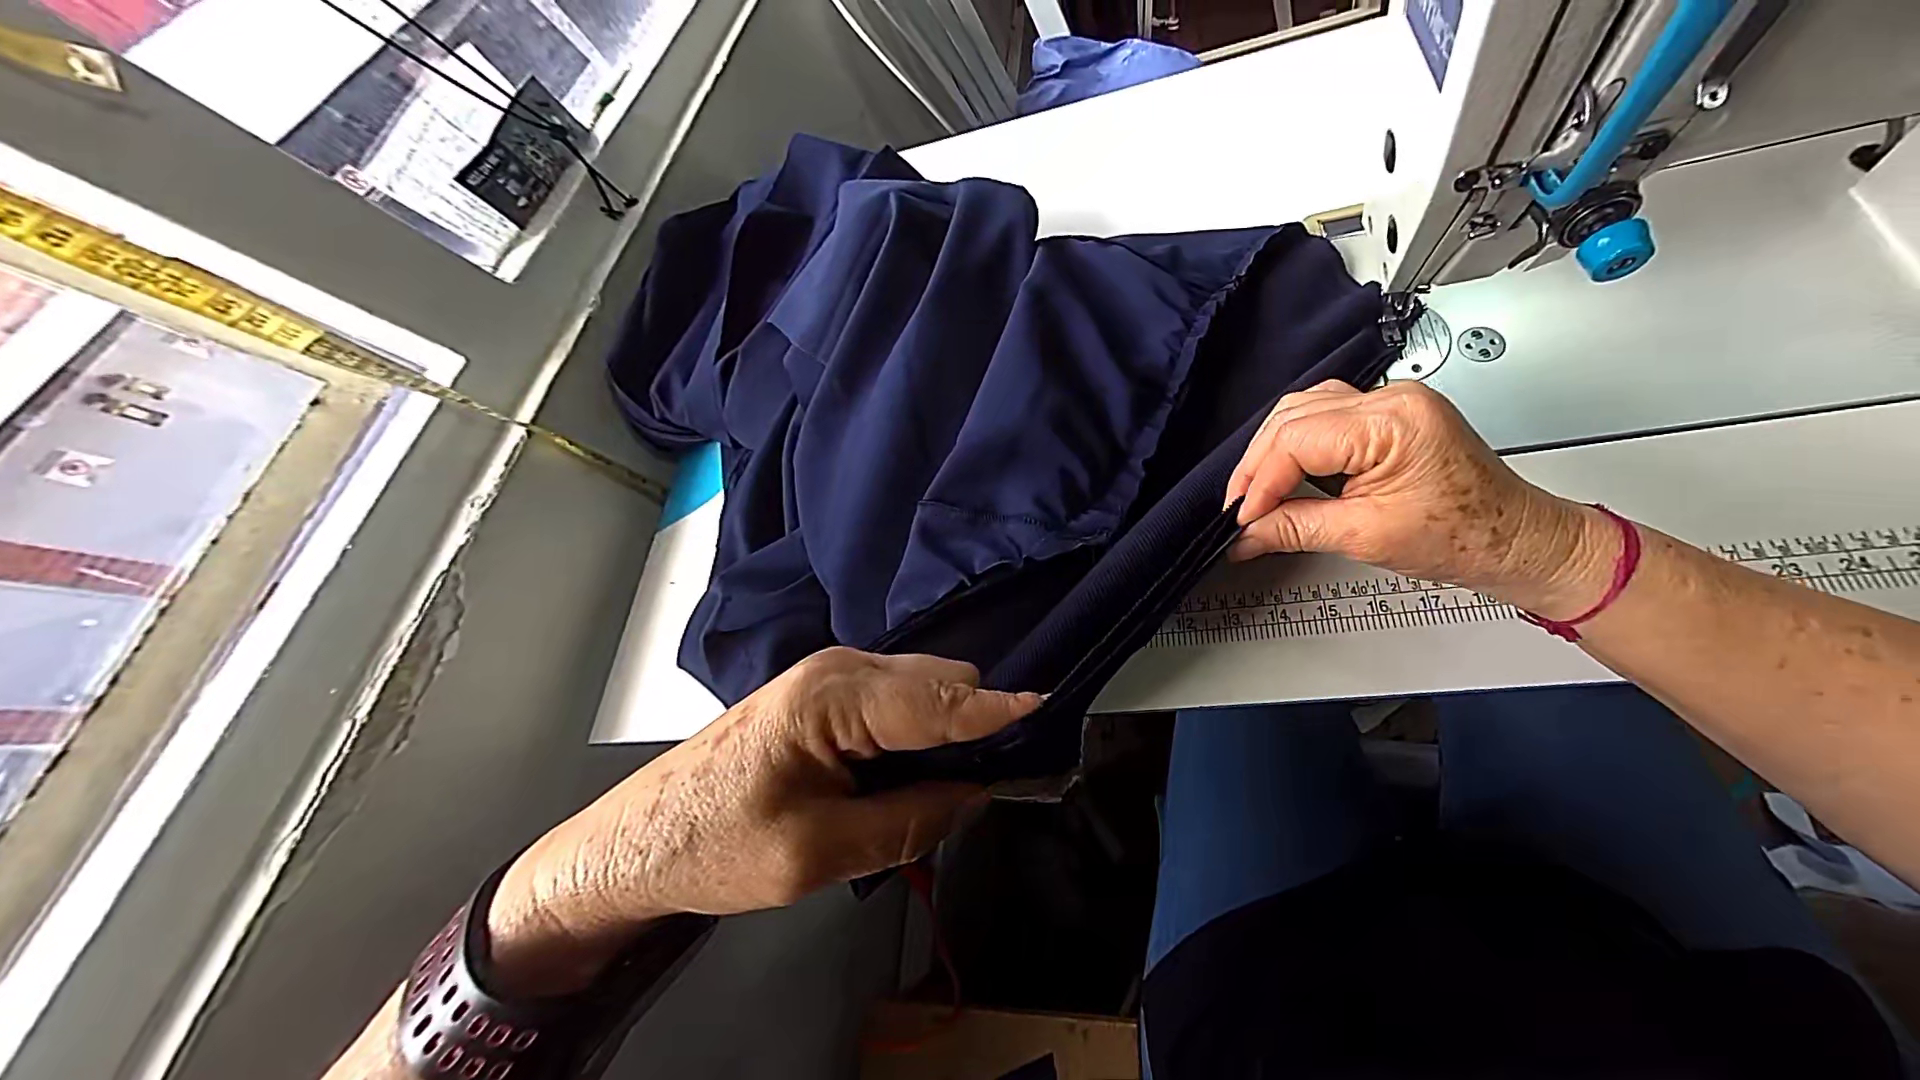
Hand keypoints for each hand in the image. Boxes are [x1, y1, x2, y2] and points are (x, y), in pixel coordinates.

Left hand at [485, 648, 1039, 995]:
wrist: (635, 841)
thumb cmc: (712, 846)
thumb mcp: (818, 855)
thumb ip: (907, 820)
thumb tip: (972, 794)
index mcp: (832, 698)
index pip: (936, 699)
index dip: (994, 709)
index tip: (1046, 708)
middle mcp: (837, 669)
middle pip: (936, 681)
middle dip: (972, 721)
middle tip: (992, 777)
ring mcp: (828, 677)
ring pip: (919, 687)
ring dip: (945, 726)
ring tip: (951, 781)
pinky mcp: (823, 695)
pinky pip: (895, 699)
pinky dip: (918, 727)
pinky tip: (912, 768)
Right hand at [1225, 380, 1616, 618]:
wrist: (1515, 539)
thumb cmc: (1466, 536)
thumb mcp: (1364, 536)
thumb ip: (1294, 528)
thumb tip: (1247, 534)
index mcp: (1393, 423)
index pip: (1295, 440)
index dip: (1260, 482)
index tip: (1242, 517)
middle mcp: (1392, 400)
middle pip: (1291, 418)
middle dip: (1257, 466)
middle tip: (1240, 508)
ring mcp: (1390, 403)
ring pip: (1300, 411)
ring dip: (1270, 452)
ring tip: (1256, 493)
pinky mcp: (1386, 415)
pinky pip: (1321, 415)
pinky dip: (1293, 444)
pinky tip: (1283, 470)